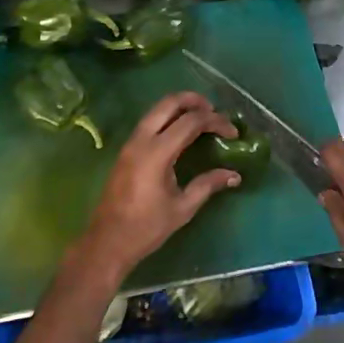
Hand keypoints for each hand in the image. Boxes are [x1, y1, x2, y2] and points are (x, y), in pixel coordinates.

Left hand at [74, 92, 241, 278]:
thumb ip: (208, 185)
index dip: (215, 121)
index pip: (191, 122)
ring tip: (201, 117)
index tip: (232, 133)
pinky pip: (148, 122)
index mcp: (157, 153)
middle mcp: (141, 140)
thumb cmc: (147, 227)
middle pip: (169, 103)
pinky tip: (180, 131)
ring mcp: (130, 143)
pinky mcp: (126, 150)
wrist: (108, 241)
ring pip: (156, 110)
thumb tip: (234, 175)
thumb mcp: (182, 207)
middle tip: (215, 111)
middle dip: (194, 101)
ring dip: (179, 107)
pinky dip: (167, 117)